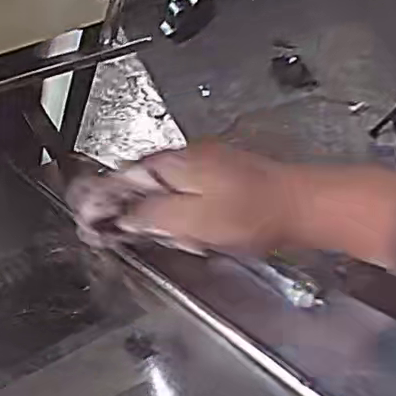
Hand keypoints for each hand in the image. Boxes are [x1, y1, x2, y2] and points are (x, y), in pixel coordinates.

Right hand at [67, 142, 395, 271]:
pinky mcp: (223, 182)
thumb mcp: (188, 220)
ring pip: (161, 191)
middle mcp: (186, 158)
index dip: (101, 200)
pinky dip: (174, 215)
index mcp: (173, 163)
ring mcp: (206, 168)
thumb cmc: (252, 213)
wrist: (308, 207)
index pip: (121, 178)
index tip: (87, 219)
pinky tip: (184, 233)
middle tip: (110, 233)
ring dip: (150, 214)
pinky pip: (184, 197)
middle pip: (139, 183)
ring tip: (149, 237)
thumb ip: (148, 216)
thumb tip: (119, 216)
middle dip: (123, 208)